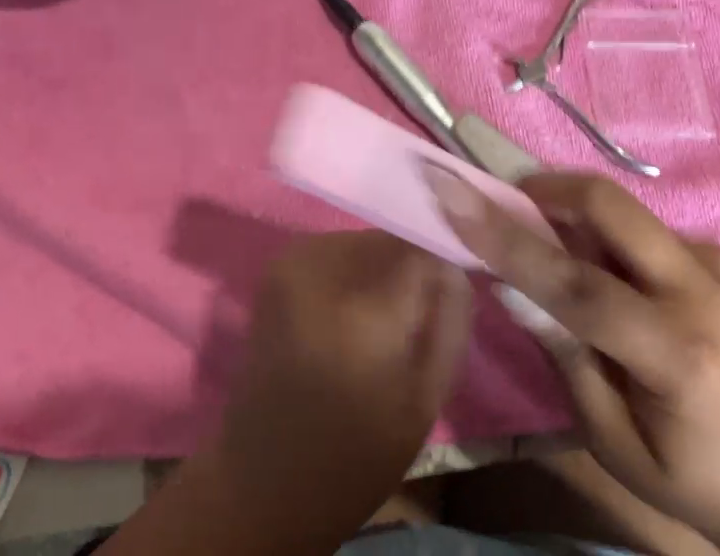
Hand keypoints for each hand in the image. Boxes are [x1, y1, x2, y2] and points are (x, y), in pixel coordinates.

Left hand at [215, 230, 472, 492]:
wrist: (262, 480)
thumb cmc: (352, 456)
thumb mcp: (423, 401)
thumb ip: (449, 321)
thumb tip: (456, 265)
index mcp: (362, 309)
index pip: (423, 246)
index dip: (445, 261)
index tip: (457, 287)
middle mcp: (320, 270)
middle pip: (390, 238)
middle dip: (413, 262)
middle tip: (426, 308)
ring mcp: (289, 264)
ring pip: (362, 241)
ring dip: (383, 266)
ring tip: (394, 315)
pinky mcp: (275, 272)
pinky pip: (335, 252)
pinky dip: (355, 271)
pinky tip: (361, 313)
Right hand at [425, 167, 719, 555]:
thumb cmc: (691, 475)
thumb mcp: (611, 438)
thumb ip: (562, 353)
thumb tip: (508, 284)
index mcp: (672, 351)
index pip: (574, 281)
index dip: (507, 238)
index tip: (455, 197)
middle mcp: (699, 292)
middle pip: (610, 205)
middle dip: (544, 189)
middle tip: (496, 201)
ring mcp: (714, 268)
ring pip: (624, 210)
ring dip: (570, 211)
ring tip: (538, 242)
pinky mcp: (717, 262)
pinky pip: (643, 228)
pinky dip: (601, 232)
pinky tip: (593, 268)